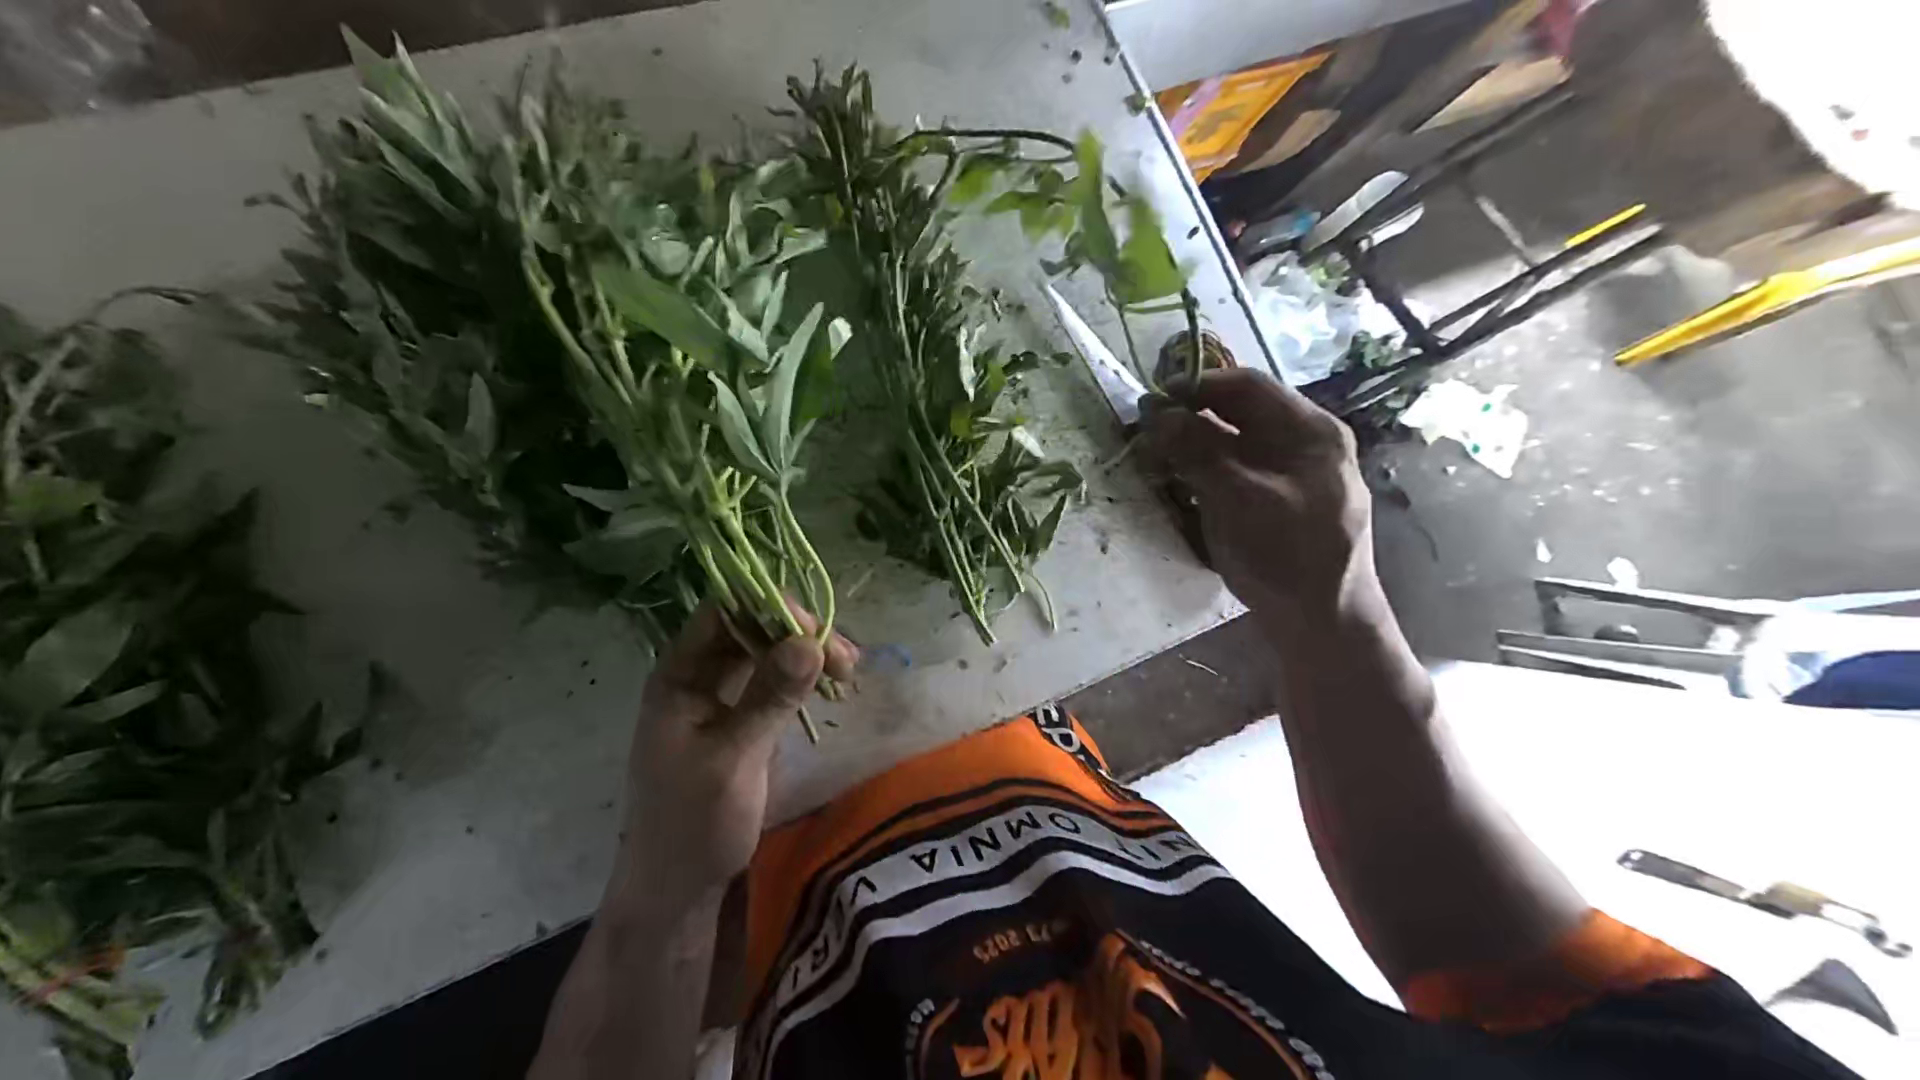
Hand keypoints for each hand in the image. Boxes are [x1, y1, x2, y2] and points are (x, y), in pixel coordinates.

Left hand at [618, 606, 858, 902]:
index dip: (769, 607)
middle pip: (753, 625)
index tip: (816, 631)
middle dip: (800, 632)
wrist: (681, 887)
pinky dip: (807, 675)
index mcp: (680, 674)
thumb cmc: (693, 824)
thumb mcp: (733, 758)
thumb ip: (768, 697)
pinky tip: (833, 684)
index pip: (724, 612)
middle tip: (844, 659)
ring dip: (809, 652)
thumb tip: (810, 642)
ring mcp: (724, 694)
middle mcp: (701, 674)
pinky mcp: (747, 715)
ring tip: (847, 671)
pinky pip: (778, 677)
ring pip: (770, 650)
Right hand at [1140, 368, 1373, 632]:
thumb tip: (1157, 413)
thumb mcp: (1241, 499)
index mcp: (1309, 431)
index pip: (1248, 387)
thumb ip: (1199, 452)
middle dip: (1190, 414)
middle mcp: (1299, 443)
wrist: (1320, 619)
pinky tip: (1174, 476)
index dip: (1198, 384)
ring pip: (1230, 441)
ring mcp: (1283, 473)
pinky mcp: (1267, 499)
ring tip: (1151, 450)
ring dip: (1190, 442)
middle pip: (1238, 412)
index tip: (1154, 397)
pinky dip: (1199, 467)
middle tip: (1146, 426)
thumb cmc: (1289, 554)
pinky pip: (1229, 470)